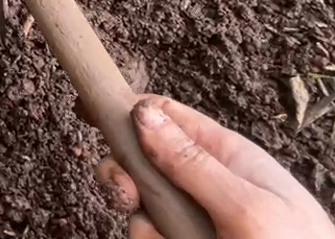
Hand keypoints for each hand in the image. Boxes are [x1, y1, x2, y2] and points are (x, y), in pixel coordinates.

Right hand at [98, 97, 334, 238]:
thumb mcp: (249, 211)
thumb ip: (192, 163)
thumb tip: (140, 112)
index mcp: (226, 157)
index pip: (164, 115)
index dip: (124, 108)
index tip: (85, 112)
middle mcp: (207, 186)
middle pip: (141, 160)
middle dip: (123, 175)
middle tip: (123, 195)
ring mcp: (199, 223)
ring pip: (143, 207)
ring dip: (141, 222)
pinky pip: (154, 238)